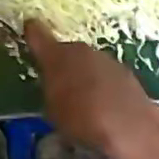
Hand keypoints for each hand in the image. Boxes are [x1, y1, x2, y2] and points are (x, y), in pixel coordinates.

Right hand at [27, 20, 158, 158]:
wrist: (130, 128)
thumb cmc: (80, 119)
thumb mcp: (51, 110)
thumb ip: (49, 89)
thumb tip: (53, 84)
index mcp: (57, 56)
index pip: (37, 34)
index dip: (32, 32)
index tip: (29, 30)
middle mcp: (81, 50)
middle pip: (67, 52)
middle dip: (62, 65)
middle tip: (60, 86)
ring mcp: (106, 59)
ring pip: (89, 63)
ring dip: (85, 75)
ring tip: (85, 101)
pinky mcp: (126, 73)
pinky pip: (107, 76)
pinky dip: (104, 86)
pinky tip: (106, 107)